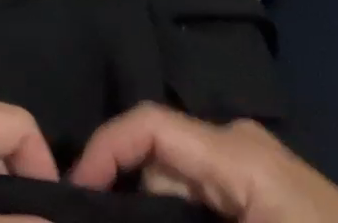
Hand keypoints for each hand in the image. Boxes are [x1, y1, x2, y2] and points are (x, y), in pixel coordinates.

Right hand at [68, 104, 337, 222]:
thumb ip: (173, 218)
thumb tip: (111, 212)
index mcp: (237, 154)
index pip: (149, 124)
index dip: (103, 150)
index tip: (74, 196)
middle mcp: (239, 145)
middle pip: (157, 156)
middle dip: (128, 195)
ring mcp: (254, 165)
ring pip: (178, 180)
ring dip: (155, 211)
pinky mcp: (263, 188)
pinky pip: (203, 193)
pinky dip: (180, 215)